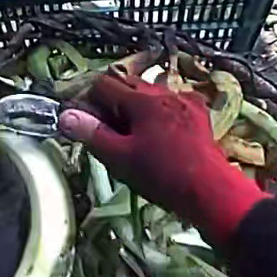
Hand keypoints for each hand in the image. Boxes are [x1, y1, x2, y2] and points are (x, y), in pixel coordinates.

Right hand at [58, 73, 265, 244]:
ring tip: (132, 136)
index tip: (87, 122)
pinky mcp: (198, 114)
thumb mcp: (120, 158)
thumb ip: (92, 134)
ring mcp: (185, 101)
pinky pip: (169, 102)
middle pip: (126, 84)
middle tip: (108, 132)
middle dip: (111, 103)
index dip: (89, 101)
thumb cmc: (162, 176)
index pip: (104, 84)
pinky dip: (157, 112)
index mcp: (142, 101)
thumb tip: (65, 116)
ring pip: (148, 93)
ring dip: (134, 107)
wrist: (211, 192)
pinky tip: (157, 134)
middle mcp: (164, 92)